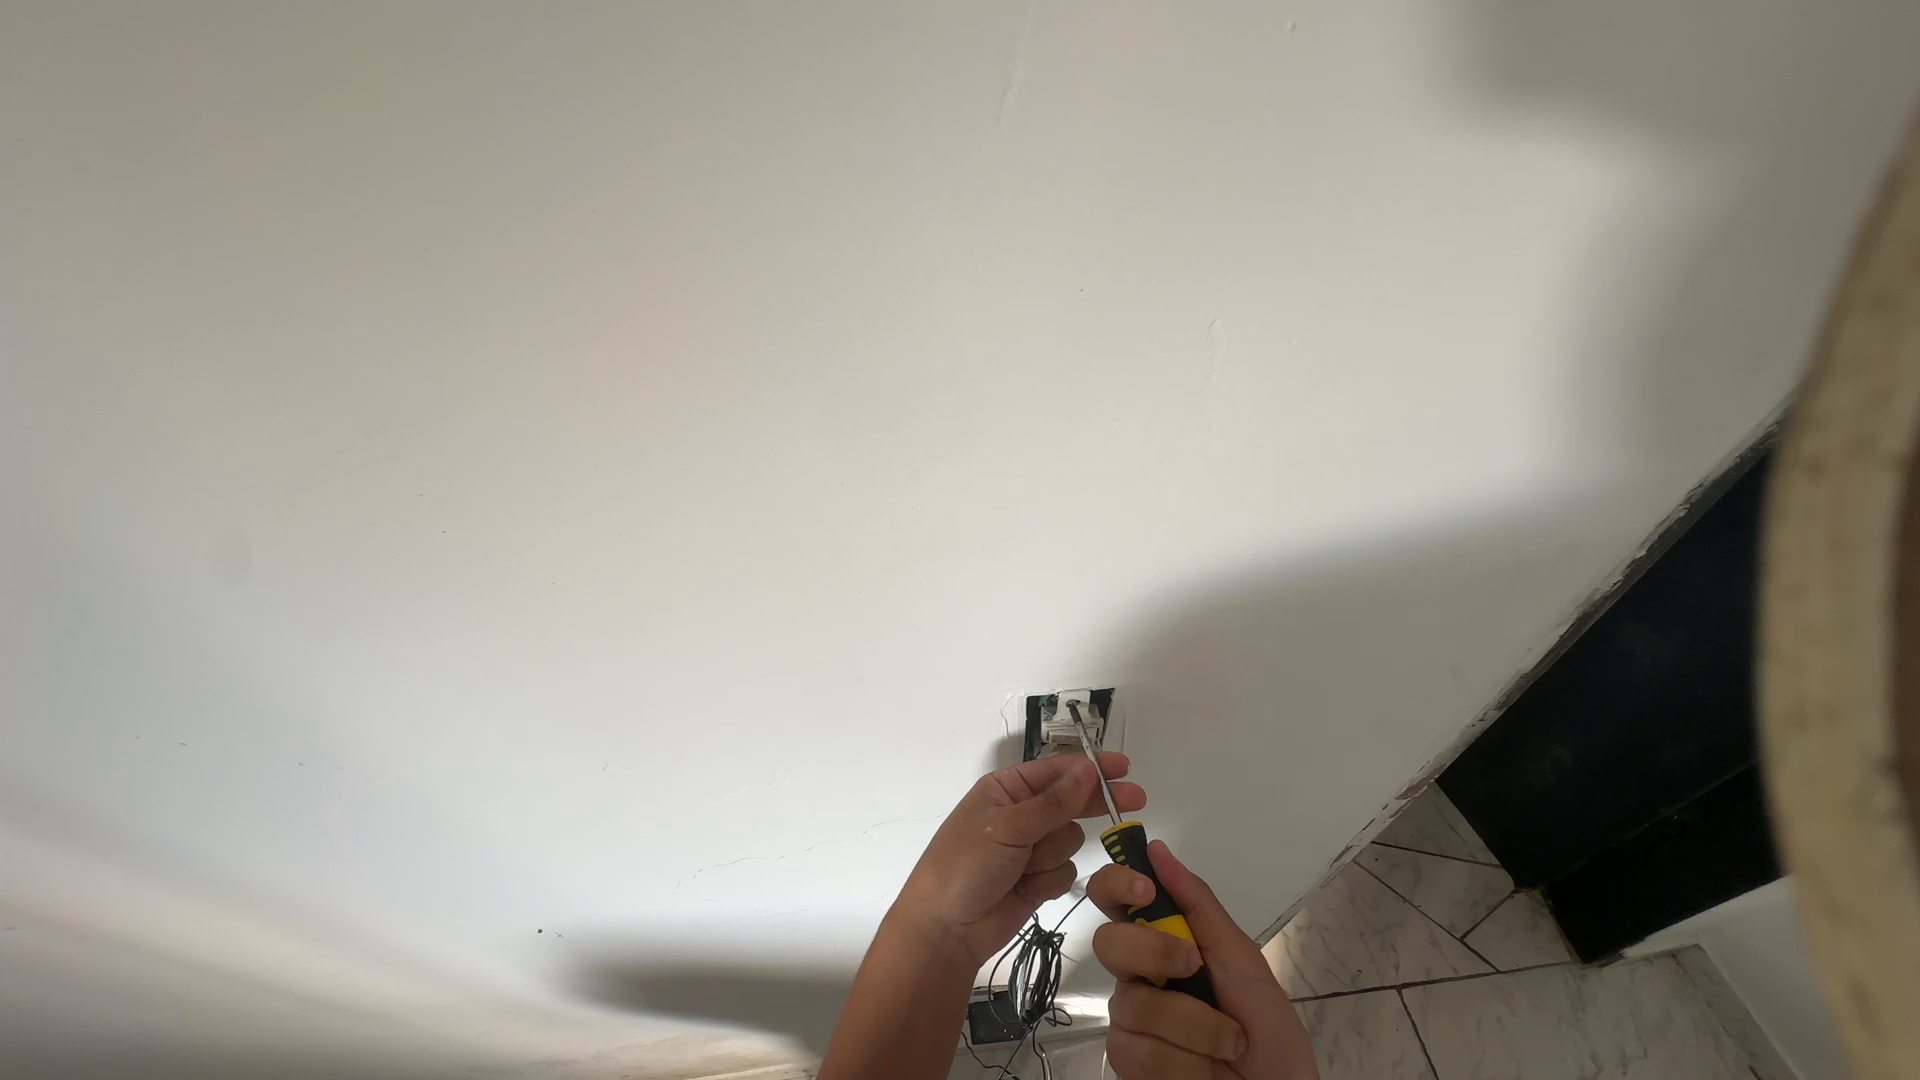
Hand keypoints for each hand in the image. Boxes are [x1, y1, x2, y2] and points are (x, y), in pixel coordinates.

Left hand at [889, 753, 1143, 965]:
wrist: (946, 929)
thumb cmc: (966, 864)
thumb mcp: (1008, 828)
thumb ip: (1053, 802)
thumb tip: (1088, 769)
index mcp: (1005, 789)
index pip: (1055, 771)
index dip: (1090, 767)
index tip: (1123, 766)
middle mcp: (1020, 814)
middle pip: (1070, 802)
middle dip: (1094, 803)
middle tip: (1136, 799)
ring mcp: (1030, 848)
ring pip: (1071, 839)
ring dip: (1053, 853)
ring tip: (1023, 867)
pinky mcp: (1038, 879)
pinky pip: (1066, 871)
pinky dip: (1050, 880)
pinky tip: (1027, 888)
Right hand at [1089, 840, 1319, 1079]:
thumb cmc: (1268, 1027)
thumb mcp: (1242, 959)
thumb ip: (1198, 904)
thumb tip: (1156, 848)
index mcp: (1159, 938)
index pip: (1113, 895)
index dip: (1117, 882)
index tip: (1146, 888)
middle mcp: (1136, 973)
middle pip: (1108, 942)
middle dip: (1154, 952)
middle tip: (1194, 966)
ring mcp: (1130, 1017)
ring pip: (1132, 1003)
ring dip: (1194, 1026)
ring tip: (1229, 1042)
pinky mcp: (1129, 1060)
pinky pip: (1136, 1050)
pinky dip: (1184, 1063)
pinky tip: (1206, 1070)